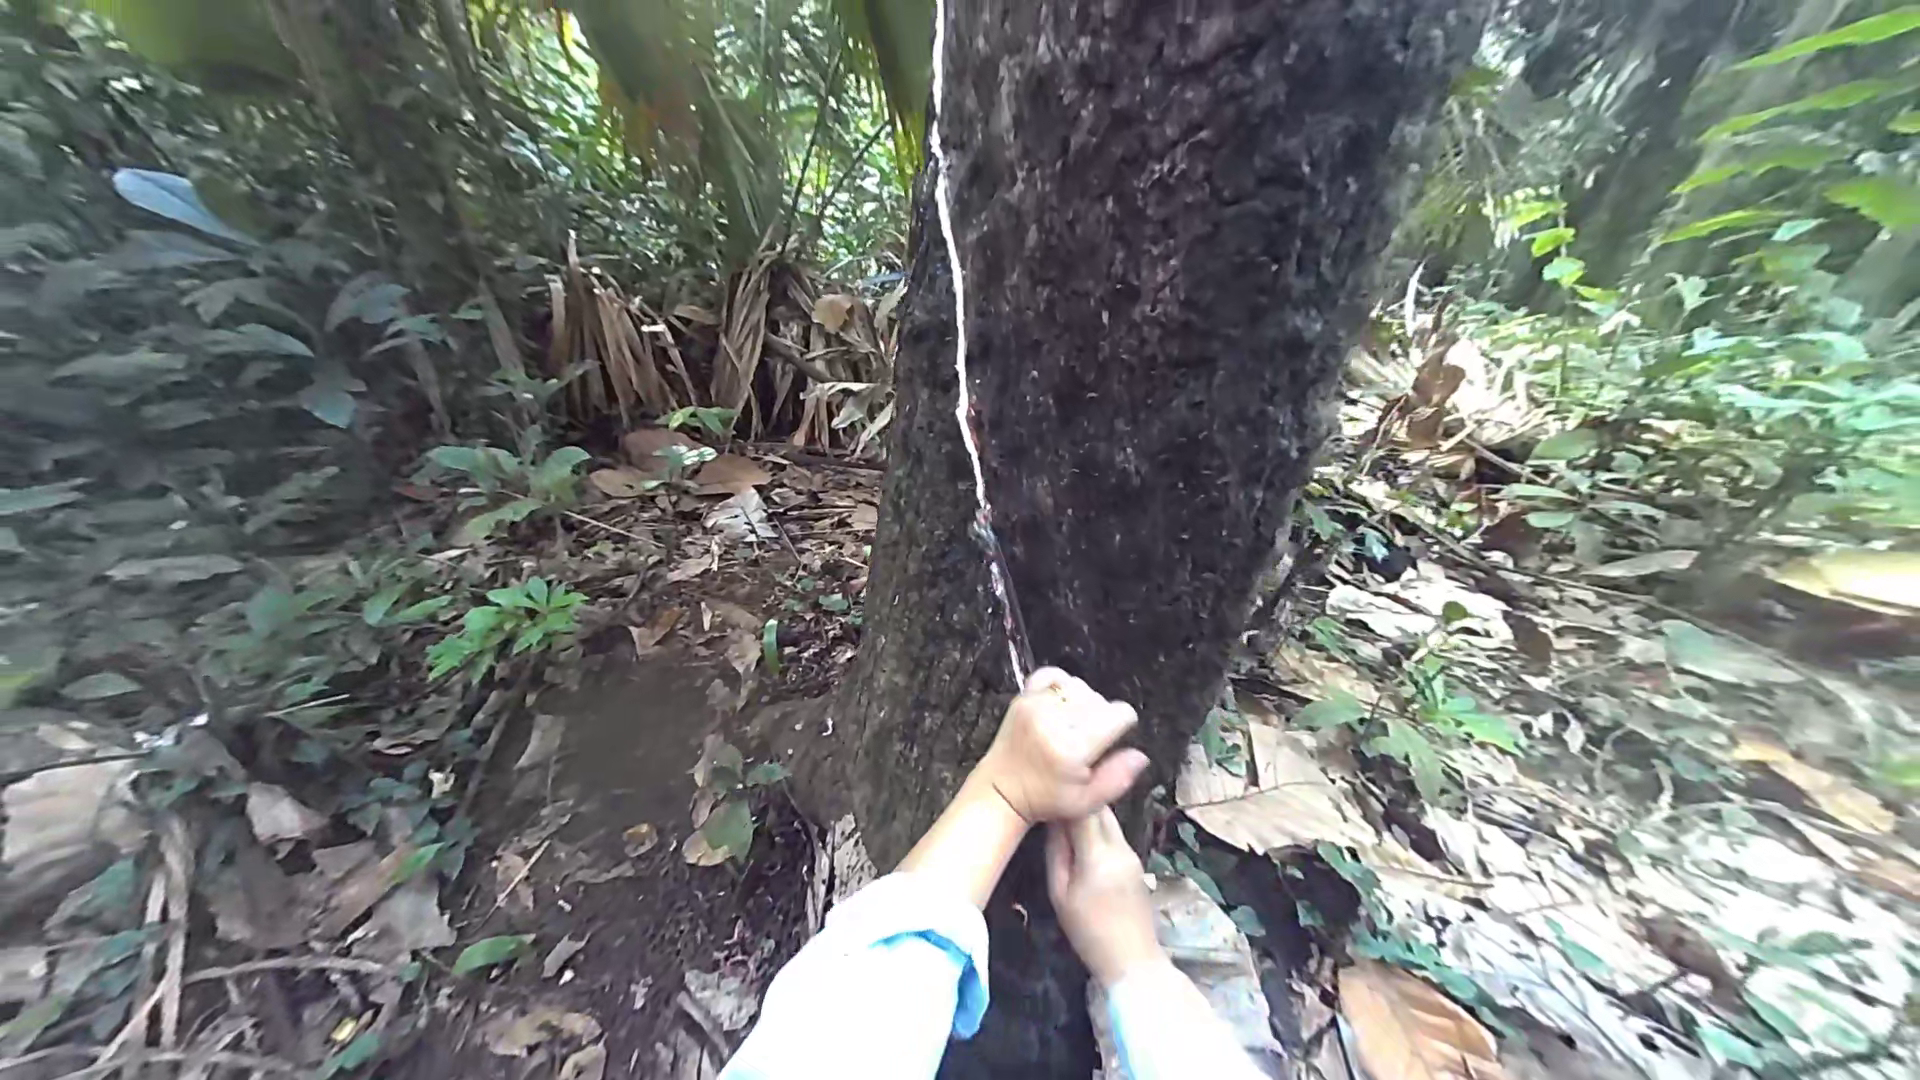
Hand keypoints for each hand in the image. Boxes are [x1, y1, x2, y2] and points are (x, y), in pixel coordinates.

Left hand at [973, 667, 1148, 824]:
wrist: (1002, 789)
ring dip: (1083, 700)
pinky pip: (1050, 675)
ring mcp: (1035, 705)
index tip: (1115, 737)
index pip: (1117, 714)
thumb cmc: (1046, 799)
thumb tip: (1141, 755)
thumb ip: (1118, 777)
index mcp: (1072, 748)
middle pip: (1099, 699)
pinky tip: (1062, 703)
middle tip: (1091, 738)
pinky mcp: (1022, 697)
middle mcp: (1053, 720)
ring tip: (1075, 722)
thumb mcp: (1088, 801)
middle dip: (1103, 715)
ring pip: (1078, 686)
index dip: (1124, 724)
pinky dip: (1061, 684)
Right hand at [1046, 809, 1165, 985]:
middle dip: (1079, 800)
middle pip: (1100, 807)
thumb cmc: (1088, 932)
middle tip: (1056, 803)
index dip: (1067, 797)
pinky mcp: (1137, 860)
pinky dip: (1099, 829)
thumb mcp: (1059, 893)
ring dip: (1089, 814)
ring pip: (1108, 818)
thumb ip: (1055, 850)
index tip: (1049, 793)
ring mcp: (1132, 852)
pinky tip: (1085, 840)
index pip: (1084, 808)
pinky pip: (1114, 833)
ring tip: (1067, 821)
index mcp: (1098, 855)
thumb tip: (1052, 818)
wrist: (1133, 962)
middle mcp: (1119, 846)